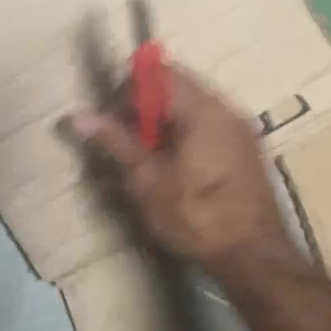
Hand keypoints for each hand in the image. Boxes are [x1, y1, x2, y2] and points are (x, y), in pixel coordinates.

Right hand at [64, 66, 304, 286]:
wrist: (254, 258)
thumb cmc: (196, 216)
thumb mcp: (145, 180)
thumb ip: (114, 142)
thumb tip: (76, 115)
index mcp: (204, 110)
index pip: (160, 72)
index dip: (128, 88)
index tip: (109, 119)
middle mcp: (227, 110)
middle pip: (176, 88)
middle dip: (142, 110)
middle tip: (120, 143)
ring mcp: (241, 131)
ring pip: (190, 110)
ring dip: (160, 126)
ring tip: (141, 161)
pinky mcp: (245, 152)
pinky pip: (206, 128)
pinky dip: (181, 138)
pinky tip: (170, 172)